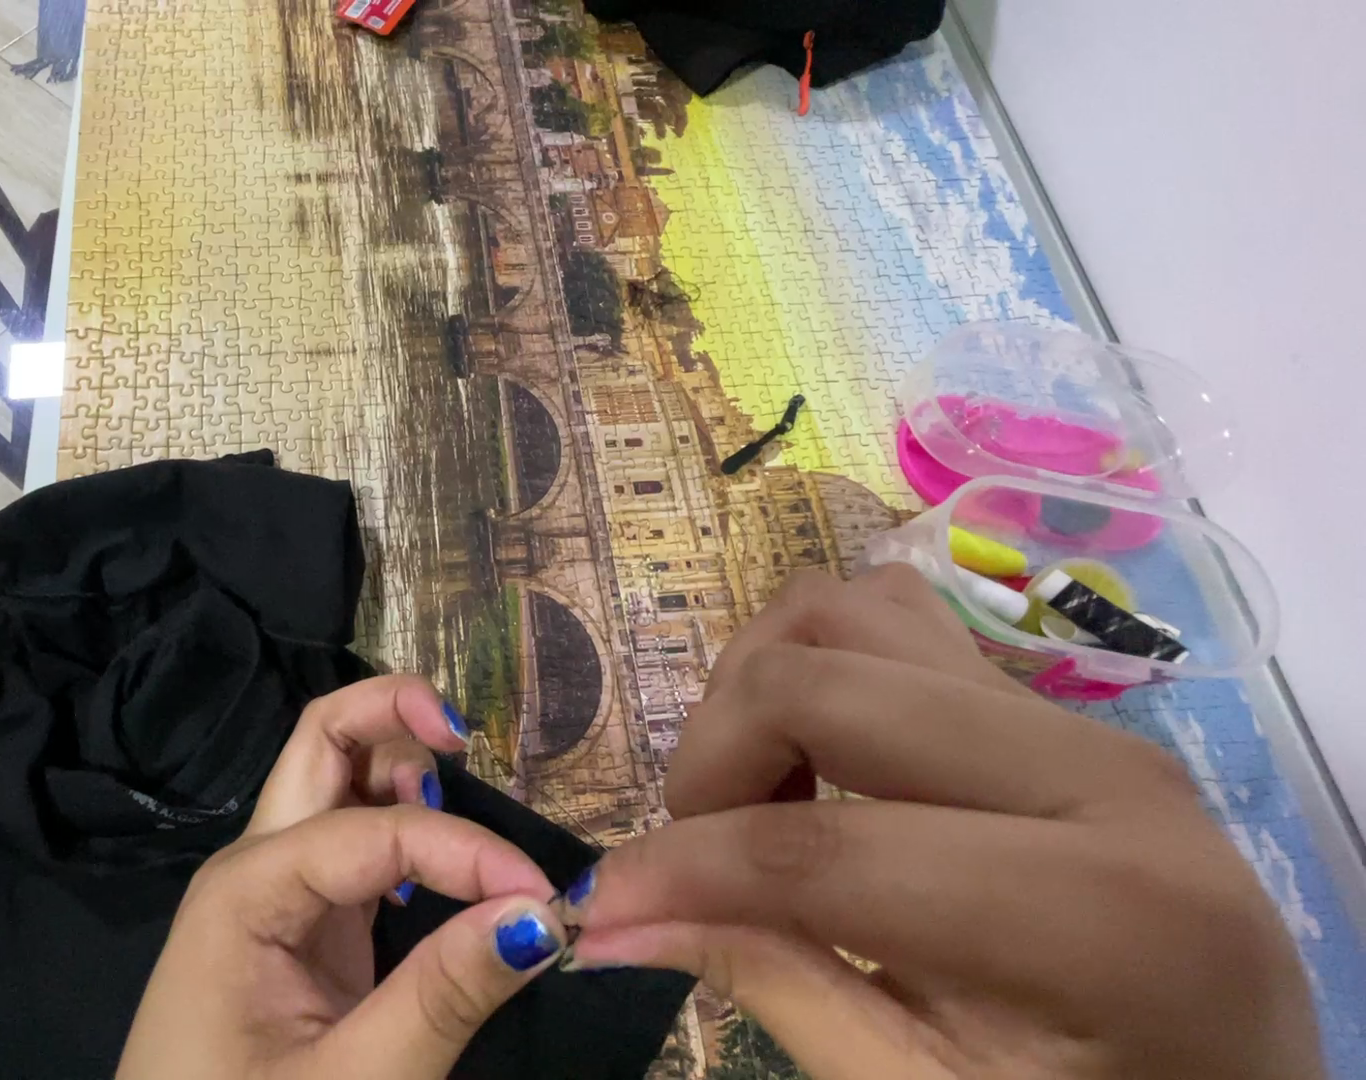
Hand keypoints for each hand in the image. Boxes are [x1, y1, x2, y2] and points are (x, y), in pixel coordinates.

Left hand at [116, 676, 568, 1079]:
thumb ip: (441, 998)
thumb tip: (540, 918)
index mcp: (247, 887)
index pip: (375, 830)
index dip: (466, 853)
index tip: (542, 900)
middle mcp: (258, 859)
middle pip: (323, 738)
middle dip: (392, 709)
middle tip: (464, 732)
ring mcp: (280, 882)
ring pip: (338, 771)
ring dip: (399, 754)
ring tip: (460, 789)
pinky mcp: (305, 914)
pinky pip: (355, 832)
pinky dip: (404, 813)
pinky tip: (443, 847)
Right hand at [562, 567, 1323, 1079]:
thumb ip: (767, 985)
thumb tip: (601, 921)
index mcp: (1107, 916)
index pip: (825, 852)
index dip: (683, 871)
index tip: (599, 908)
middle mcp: (1099, 769)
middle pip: (815, 682)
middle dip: (711, 759)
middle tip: (694, 842)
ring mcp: (1061, 707)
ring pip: (837, 610)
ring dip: (753, 688)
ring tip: (757, 785)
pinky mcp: (1023, 686)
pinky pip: (875, 609)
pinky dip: (802, 655)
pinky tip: (805, 743)